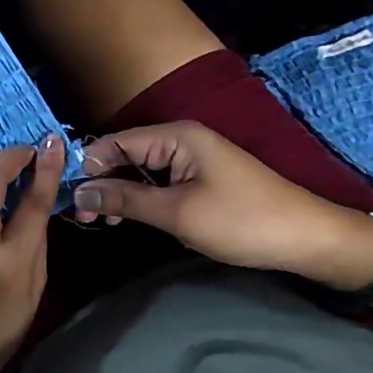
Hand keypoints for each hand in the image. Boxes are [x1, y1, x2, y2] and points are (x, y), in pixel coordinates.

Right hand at [73, 121, 372, 291]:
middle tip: (85, 218)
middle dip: (102, 181)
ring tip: (105, 221)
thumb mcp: (177, 212)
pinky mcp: (204, 179)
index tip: (68, 199)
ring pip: (143, 170)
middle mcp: (183, 139)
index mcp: (176, 136)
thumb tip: (81, 190)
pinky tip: (133, 217)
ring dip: (121, 192)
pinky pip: (162, 182)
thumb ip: (126, 198)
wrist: (303, 236)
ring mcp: (195, 159)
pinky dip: (144, 198)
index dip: (88, 167)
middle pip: (127, 153)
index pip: (116, 141)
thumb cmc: (239, 221)